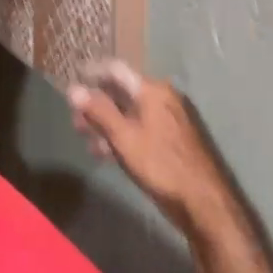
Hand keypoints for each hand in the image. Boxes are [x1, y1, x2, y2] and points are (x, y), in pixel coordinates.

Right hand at [68, 61, 227, 232]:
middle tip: (74, 119)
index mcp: (152, 91)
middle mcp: (161, 99)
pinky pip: (138, 128)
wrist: (203, 203)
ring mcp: (167, 121)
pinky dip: (120, 135)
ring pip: (128, 113)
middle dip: (95, 104)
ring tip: (85, 139)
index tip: (70, 81)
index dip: (91, 72)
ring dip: (105, 123)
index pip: (115, 69)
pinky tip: (105, 153)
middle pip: (120, 92)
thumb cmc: (160, 164)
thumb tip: (72, 88)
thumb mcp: (123, 137)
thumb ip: (98, 111)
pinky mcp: (169, 141)